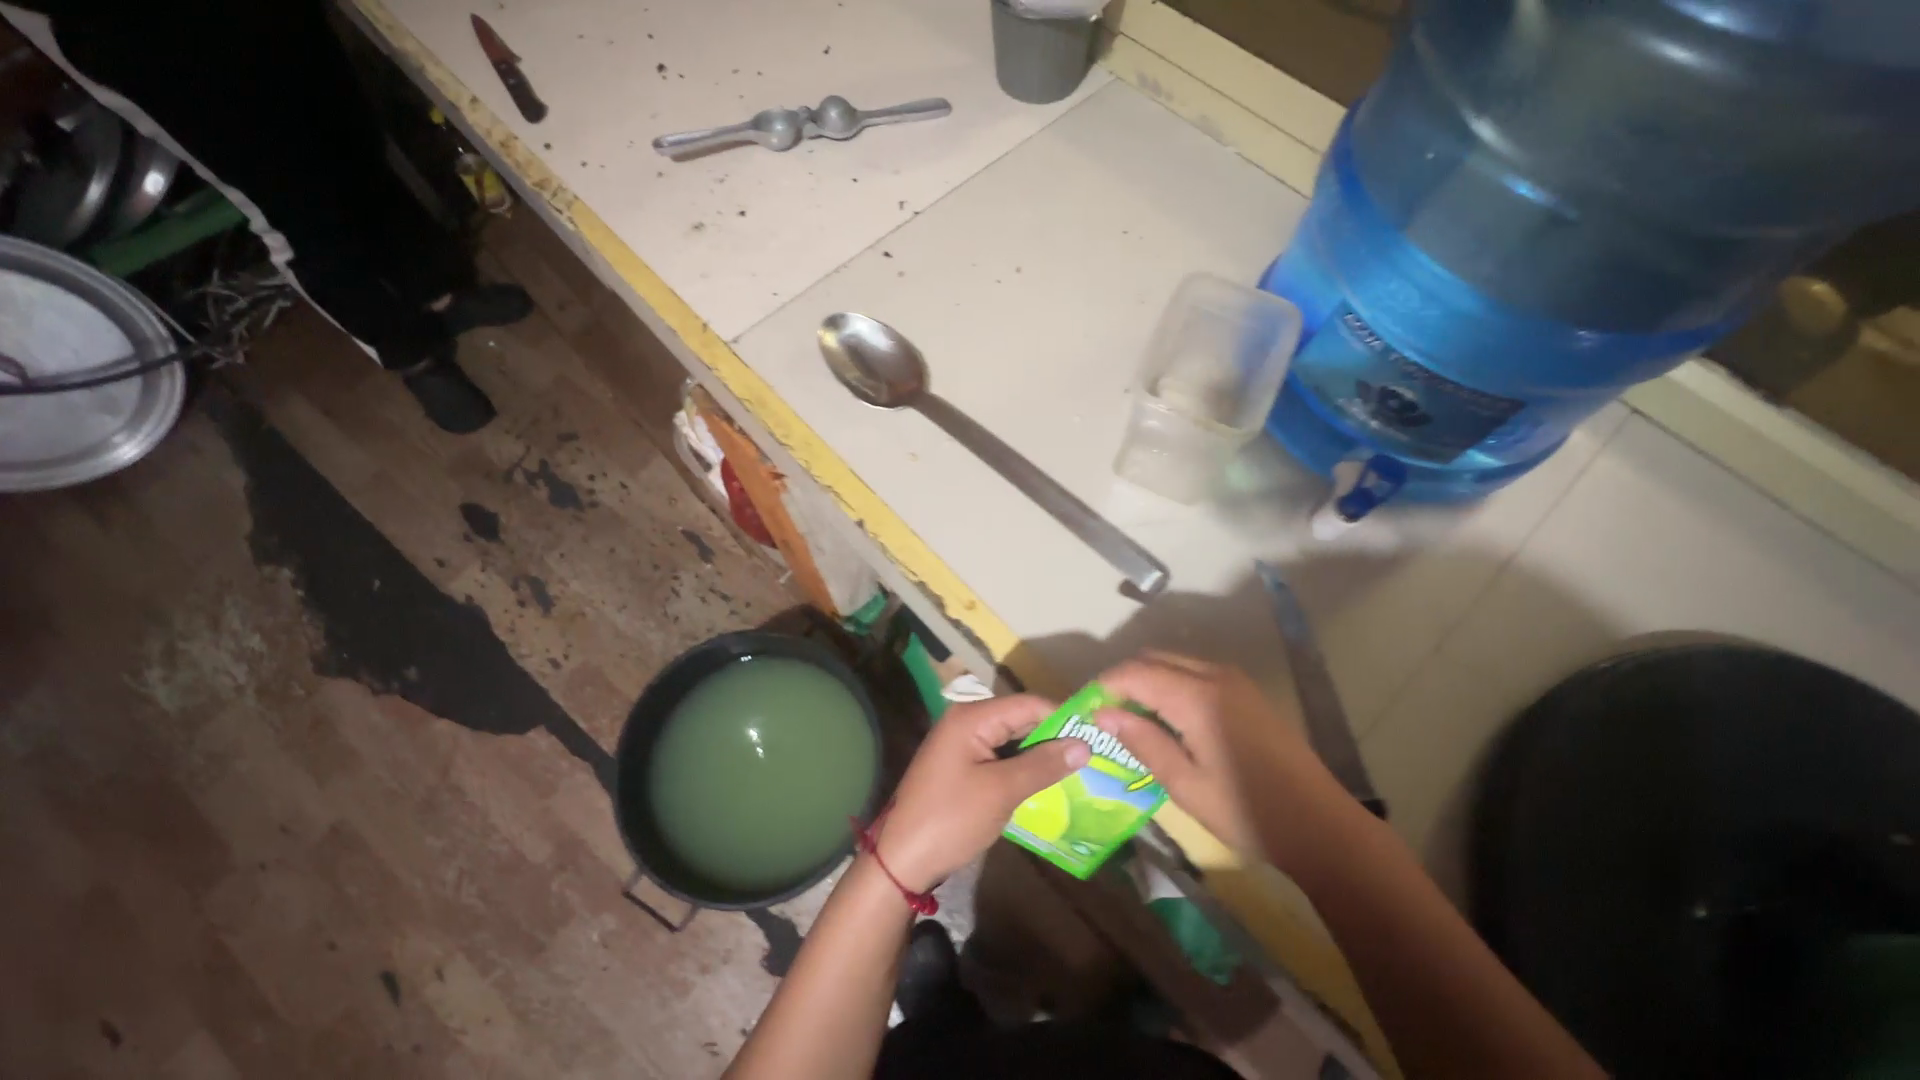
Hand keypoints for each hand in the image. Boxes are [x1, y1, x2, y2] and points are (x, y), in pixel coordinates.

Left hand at [875, 695, 1088, 891]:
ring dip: (1042, 754)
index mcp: (972, 718)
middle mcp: (966, 722)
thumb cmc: (951, 819)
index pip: (1028, 704)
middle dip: (1055, 736)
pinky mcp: (962, 769)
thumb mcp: (1001, 791)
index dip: (1064, 716)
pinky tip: (1050, 784)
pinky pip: (1001, 759)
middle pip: (1021, 719)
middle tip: (1096, 754)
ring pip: (1013, 741)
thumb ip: (1043, 764)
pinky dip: (1024, 769)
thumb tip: (1084, 744)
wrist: (902, 860)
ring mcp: (962, 746)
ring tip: (1081, 769)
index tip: (1099, 734)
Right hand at [1092, 651, 1336, 861]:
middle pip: (1154, 659)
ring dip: (1147, 682)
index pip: (1135, 672)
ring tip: (1130, 721)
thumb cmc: (1246, 811)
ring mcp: (1235, 682)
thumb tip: (1103, 713)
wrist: (1319, 824)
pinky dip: (1171, 687)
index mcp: (1198, 696)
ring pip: (1175, 663)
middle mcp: (1216, 676)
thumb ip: (1143, 741)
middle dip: (1123, 681)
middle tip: (1103, 718)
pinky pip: (1195, 675)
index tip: (1083, 712)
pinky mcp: (1246, 694)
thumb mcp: (1185, 784)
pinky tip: (1166, 722)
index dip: (1103, 687)